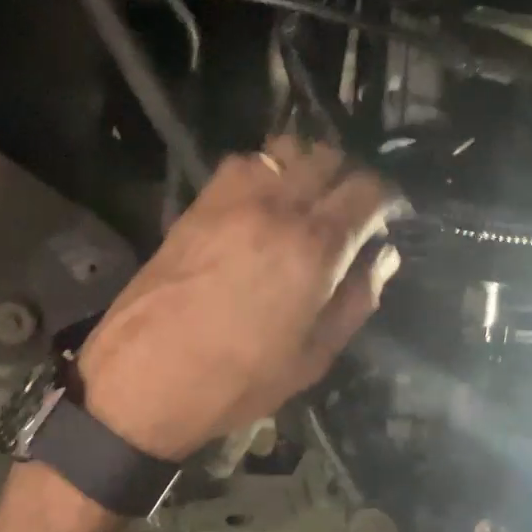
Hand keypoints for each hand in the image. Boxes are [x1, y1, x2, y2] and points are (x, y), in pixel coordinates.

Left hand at [77, 138, 404, 460]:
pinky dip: (265, 170)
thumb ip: (356, 300)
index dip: (387, 198)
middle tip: (349, 209)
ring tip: (307, 198)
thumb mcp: (313, 358)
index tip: (389, 215)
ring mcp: (234, 199)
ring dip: (307, 165)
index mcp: (315, 247)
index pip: (368, 190)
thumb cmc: (237, 381)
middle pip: (330, 158)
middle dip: (349, 178)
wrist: (143, 380)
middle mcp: (279, 208)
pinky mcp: (200, 203)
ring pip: (287, 149)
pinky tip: (263, 201)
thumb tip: (383, 256)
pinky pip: (244, 163)